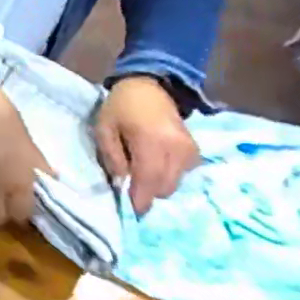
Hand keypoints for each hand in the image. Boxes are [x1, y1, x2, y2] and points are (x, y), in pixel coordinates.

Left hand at [92, 76, 198, 215]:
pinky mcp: (196, 151)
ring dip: (156, 184)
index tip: (131, 213)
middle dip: (146, 192)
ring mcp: (190, 151)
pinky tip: (153, 163)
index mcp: (152, 144)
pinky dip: (167, 175)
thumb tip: (121, 184)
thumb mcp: (104, 129)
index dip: (140, 200)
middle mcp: (177, 151)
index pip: (149, 182)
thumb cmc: (120, 107)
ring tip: (139, 169)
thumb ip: (112, 158)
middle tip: (129, 186)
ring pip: (175, 183)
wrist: (149, 86)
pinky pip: (182, 174)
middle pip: (164, 188)